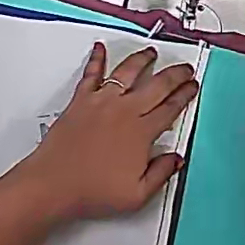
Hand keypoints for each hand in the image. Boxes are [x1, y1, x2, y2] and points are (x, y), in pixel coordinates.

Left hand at [14, 44, 198, 221]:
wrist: (54, 184)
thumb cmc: (91, 190)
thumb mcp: (137, 195)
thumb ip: (161, 173)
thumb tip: (174, 159)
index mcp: (141, 132)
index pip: (171, 108)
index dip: (185, 95)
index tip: (191, 88)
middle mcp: (124, 111)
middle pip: (157, 85)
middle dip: (175, 74)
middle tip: (183, 70)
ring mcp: (101, 103)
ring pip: (128, 71)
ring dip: (142, 60)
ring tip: (151, 53)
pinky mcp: (80, 101)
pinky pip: (92, 73)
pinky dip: (97, 59)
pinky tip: (100, 49)